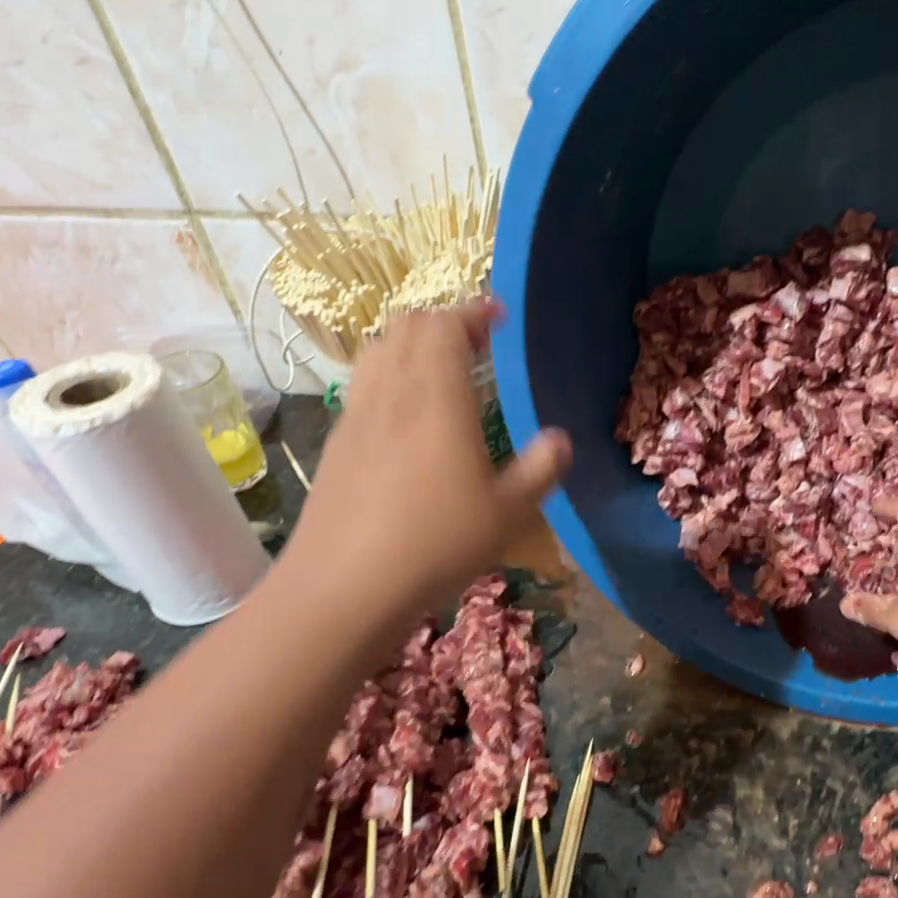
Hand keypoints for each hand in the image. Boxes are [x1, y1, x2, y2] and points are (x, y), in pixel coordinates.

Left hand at [283, 303, 569, 607]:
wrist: (343, 586)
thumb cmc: (435, 544)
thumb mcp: (508, 515)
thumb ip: (540, 470)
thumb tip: (560, 440)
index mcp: (436, 397)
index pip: (444, 325)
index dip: (471, 312)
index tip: (498, 317)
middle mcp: (391, 393)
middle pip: (406, 327)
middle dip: (442, 323)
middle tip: (474, 343)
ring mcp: (356, 417)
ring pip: (378, 352)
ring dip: (410, 346)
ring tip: (439, 372)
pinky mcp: (336, 444)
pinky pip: (363, 387)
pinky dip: (389, 379)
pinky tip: (406, 421)